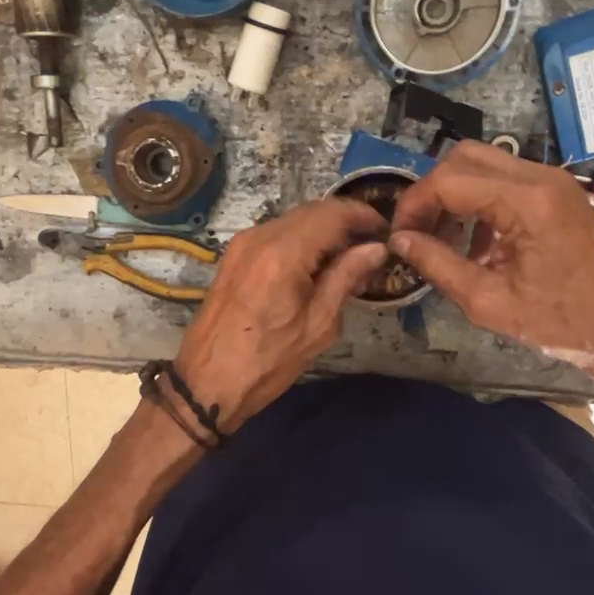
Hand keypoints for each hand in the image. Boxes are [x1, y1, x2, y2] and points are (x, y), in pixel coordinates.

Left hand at [174, 199, 387, 429]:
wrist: (207, 383)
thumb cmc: (267, 362)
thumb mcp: (318, 325)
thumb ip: (346, 278)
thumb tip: (375, 250)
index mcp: (283, 253)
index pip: (333, 214)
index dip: (364, 217)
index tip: (386, 232)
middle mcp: (259, 237)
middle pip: (312, 211)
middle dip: (345, 223)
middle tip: (372, 247)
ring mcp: (242, 244)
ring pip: (293, 221)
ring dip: (323, 231)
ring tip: (348, 259)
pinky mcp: (233, 256)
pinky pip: (275, 235)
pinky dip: (300, 241)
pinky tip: (316, 265)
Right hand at [388, 141, 593, 382]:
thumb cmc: (560, 323)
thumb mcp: (488, 302)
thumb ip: (438, 265)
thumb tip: (399, 241)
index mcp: (528, 203)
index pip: (450, 181)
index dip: (415, 205)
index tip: (399, 236)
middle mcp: (542, 178)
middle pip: (464, 158)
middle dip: (432, 192)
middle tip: (418, 233)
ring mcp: (553, 181)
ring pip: (483, 163)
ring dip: (454, 195)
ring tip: (442, 241)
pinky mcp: (558, 192)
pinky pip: (504, 179)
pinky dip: (478, 201)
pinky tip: (475, 244)